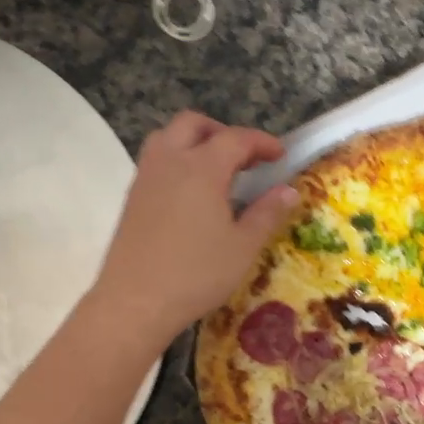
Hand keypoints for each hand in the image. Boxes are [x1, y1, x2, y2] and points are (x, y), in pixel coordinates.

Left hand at [90, 111, 300, 336]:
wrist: (137, 299)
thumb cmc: (198, 274)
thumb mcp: (243, 247)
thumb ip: (267, 214)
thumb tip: (289, 191)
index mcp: (202, 168)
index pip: (236, 139)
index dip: (261, 142)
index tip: (280, 154)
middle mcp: (170, 160)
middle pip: (195, 125)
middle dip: (224, 133)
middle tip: (247, 158)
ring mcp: (147, 175)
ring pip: (169, 137)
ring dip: (196, 141)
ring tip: (217, 170)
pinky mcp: (133, 195)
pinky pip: (157, 159)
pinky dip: (178, 160)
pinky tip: (192, 193)